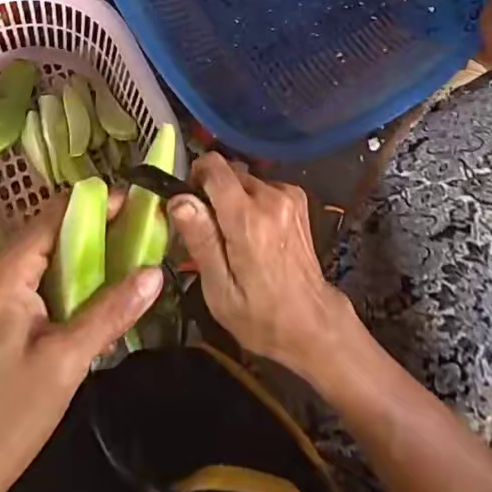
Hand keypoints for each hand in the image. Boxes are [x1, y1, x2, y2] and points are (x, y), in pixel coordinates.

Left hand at [0, 193, 161, 491]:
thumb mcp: (66, 363)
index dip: (98, 204)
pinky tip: (90, 287)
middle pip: (46, 230)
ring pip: (39, 252)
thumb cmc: (7, 418)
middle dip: (93, 227)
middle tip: (139, 231)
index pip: (54, 216)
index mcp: (0, 274)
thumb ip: (111, 311)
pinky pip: (29, 274)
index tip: (138, 202)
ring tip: (124, 254)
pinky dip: (61, 274)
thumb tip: (155, 272)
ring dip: (79, 252)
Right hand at [166, 153, 355, 378]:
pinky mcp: (297, 199)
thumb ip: (201, 239)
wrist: (313, 324)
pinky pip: (261, 186)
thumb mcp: (220, 289)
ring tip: (234, 236)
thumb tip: (179, 199)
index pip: (214, 167)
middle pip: (228, 172)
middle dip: (213, 193)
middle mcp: (271, 197)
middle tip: (210, 230)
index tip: (189, 202)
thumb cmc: (260, 315)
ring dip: (233, 198)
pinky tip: (255, 232)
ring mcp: (289, 196)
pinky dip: (252, 201)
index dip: (195, 176)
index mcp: (248, 218)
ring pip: (244, 179)